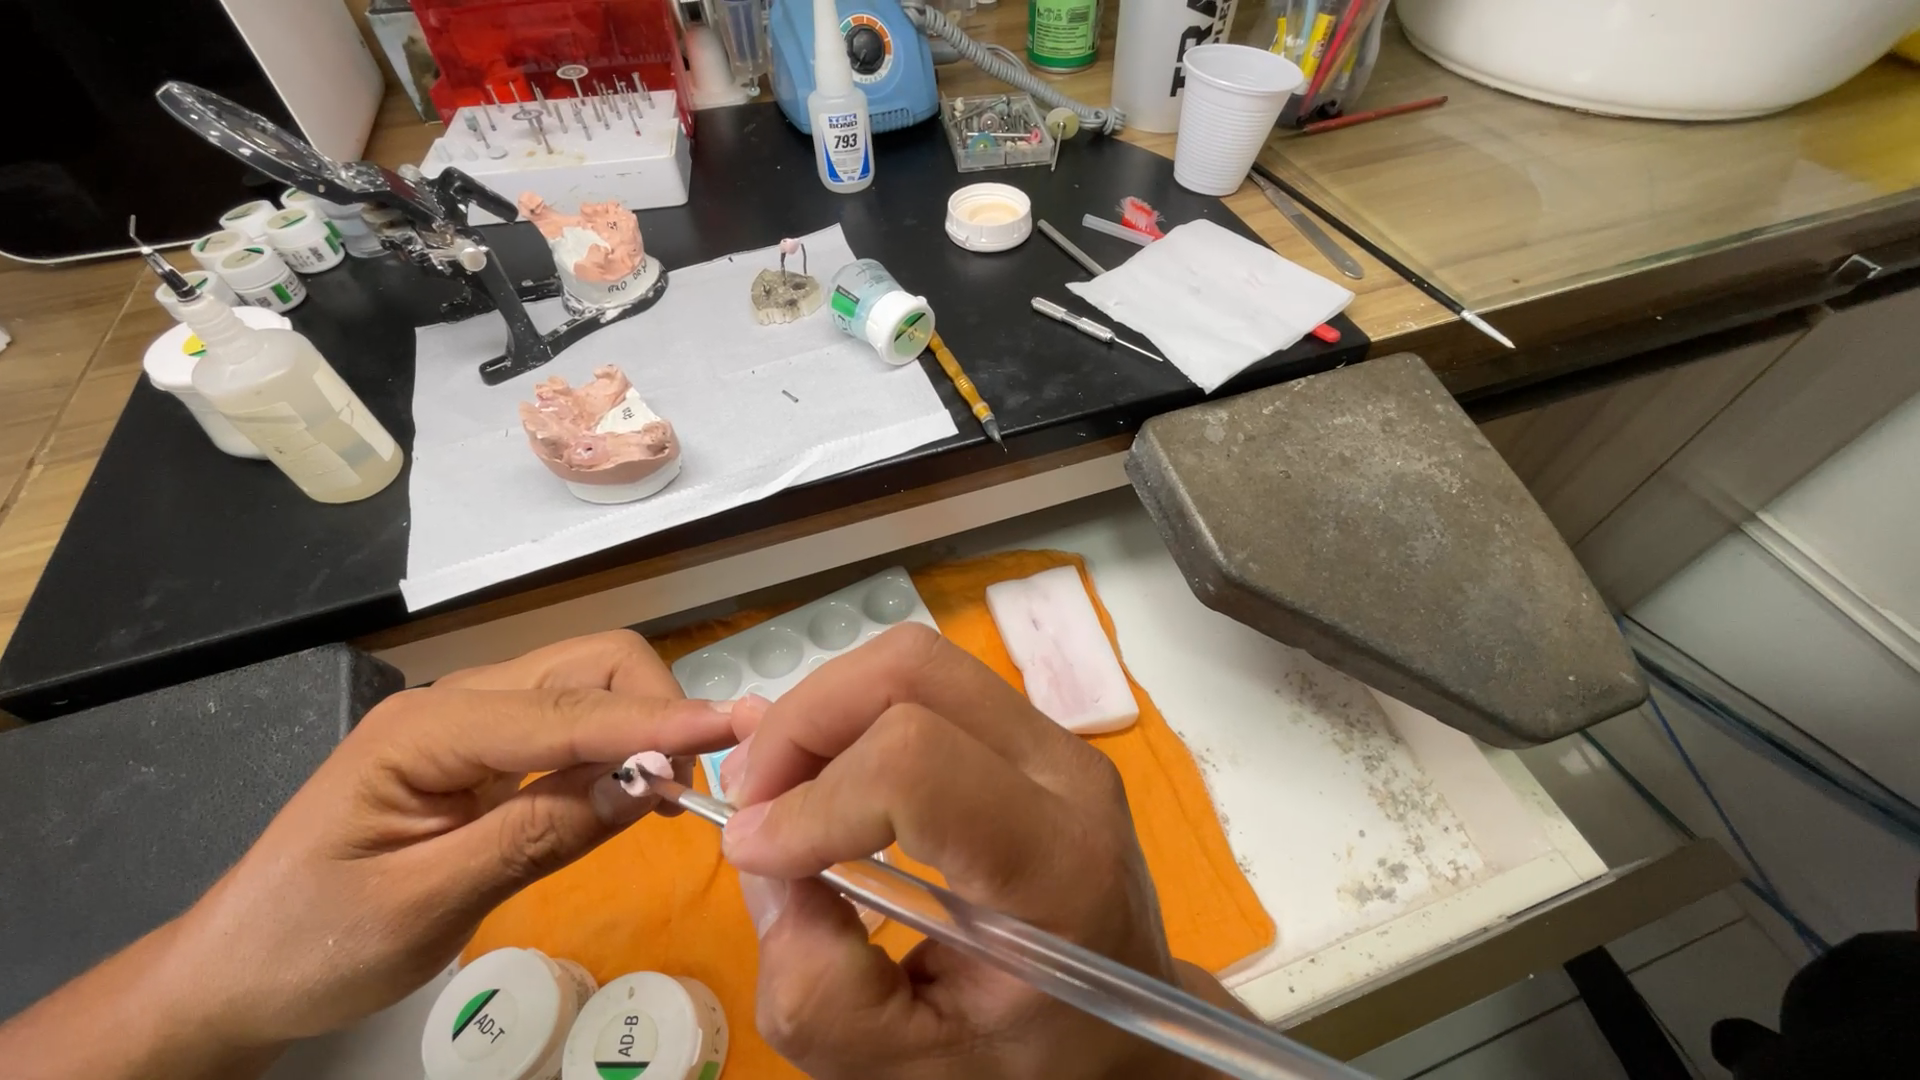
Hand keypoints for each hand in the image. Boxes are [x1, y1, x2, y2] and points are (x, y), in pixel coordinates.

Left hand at [164, 631, 733, 1046]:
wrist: (235, 971)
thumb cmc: (311, 945)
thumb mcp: (421, 906)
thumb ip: (536, 835)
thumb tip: (645, 785)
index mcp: (428, 730)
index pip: (569, 711)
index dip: (654, 721)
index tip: (729, 731)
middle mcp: (461, 700)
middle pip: (593, 663)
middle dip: (655, 707)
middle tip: (680, 788)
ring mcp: (479, 717)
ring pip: (595, 682)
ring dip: (646, 723)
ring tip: (665, 794)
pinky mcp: (495, 744)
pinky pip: (580, 721)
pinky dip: (624, 744)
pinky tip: (636, 789)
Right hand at [719, 623, 1240, 1079]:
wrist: (1129, 1019)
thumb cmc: (1033, 1054)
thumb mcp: (914, 1067)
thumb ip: (820, 993)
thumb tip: (767, 862)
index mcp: (1056, 865)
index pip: (918, 764)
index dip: (815, 799)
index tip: (755, 851)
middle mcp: (1066, 771)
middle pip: (912, 672)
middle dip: (805, 721)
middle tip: (755, 801)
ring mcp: (1054, 737)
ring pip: (914, 662)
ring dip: (824, 711)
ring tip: (785, 787)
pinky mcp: (1030, 729)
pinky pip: (926, 683)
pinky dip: (854, 712)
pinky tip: (830, 771)